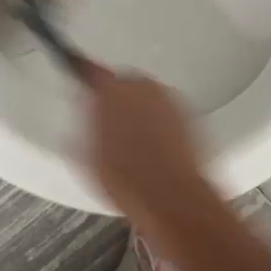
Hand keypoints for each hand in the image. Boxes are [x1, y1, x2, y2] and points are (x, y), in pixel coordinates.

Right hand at [80, 61, 220, 228]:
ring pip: (149, 98)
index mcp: (110, 90)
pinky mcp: (190, 114)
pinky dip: (163, 123)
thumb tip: (81, 115)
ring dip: (142, 111)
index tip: (83, 74)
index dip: (88, 74)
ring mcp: (168, 99)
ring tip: (137, 144)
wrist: (172, 199)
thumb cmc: (130, 181)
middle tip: (113, 129)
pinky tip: (157, 149)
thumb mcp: (86, 157)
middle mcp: (141, 87)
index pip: (94, 71)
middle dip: (119, 102)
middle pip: (125, 84)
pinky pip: (169, 112)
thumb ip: (82, 124)